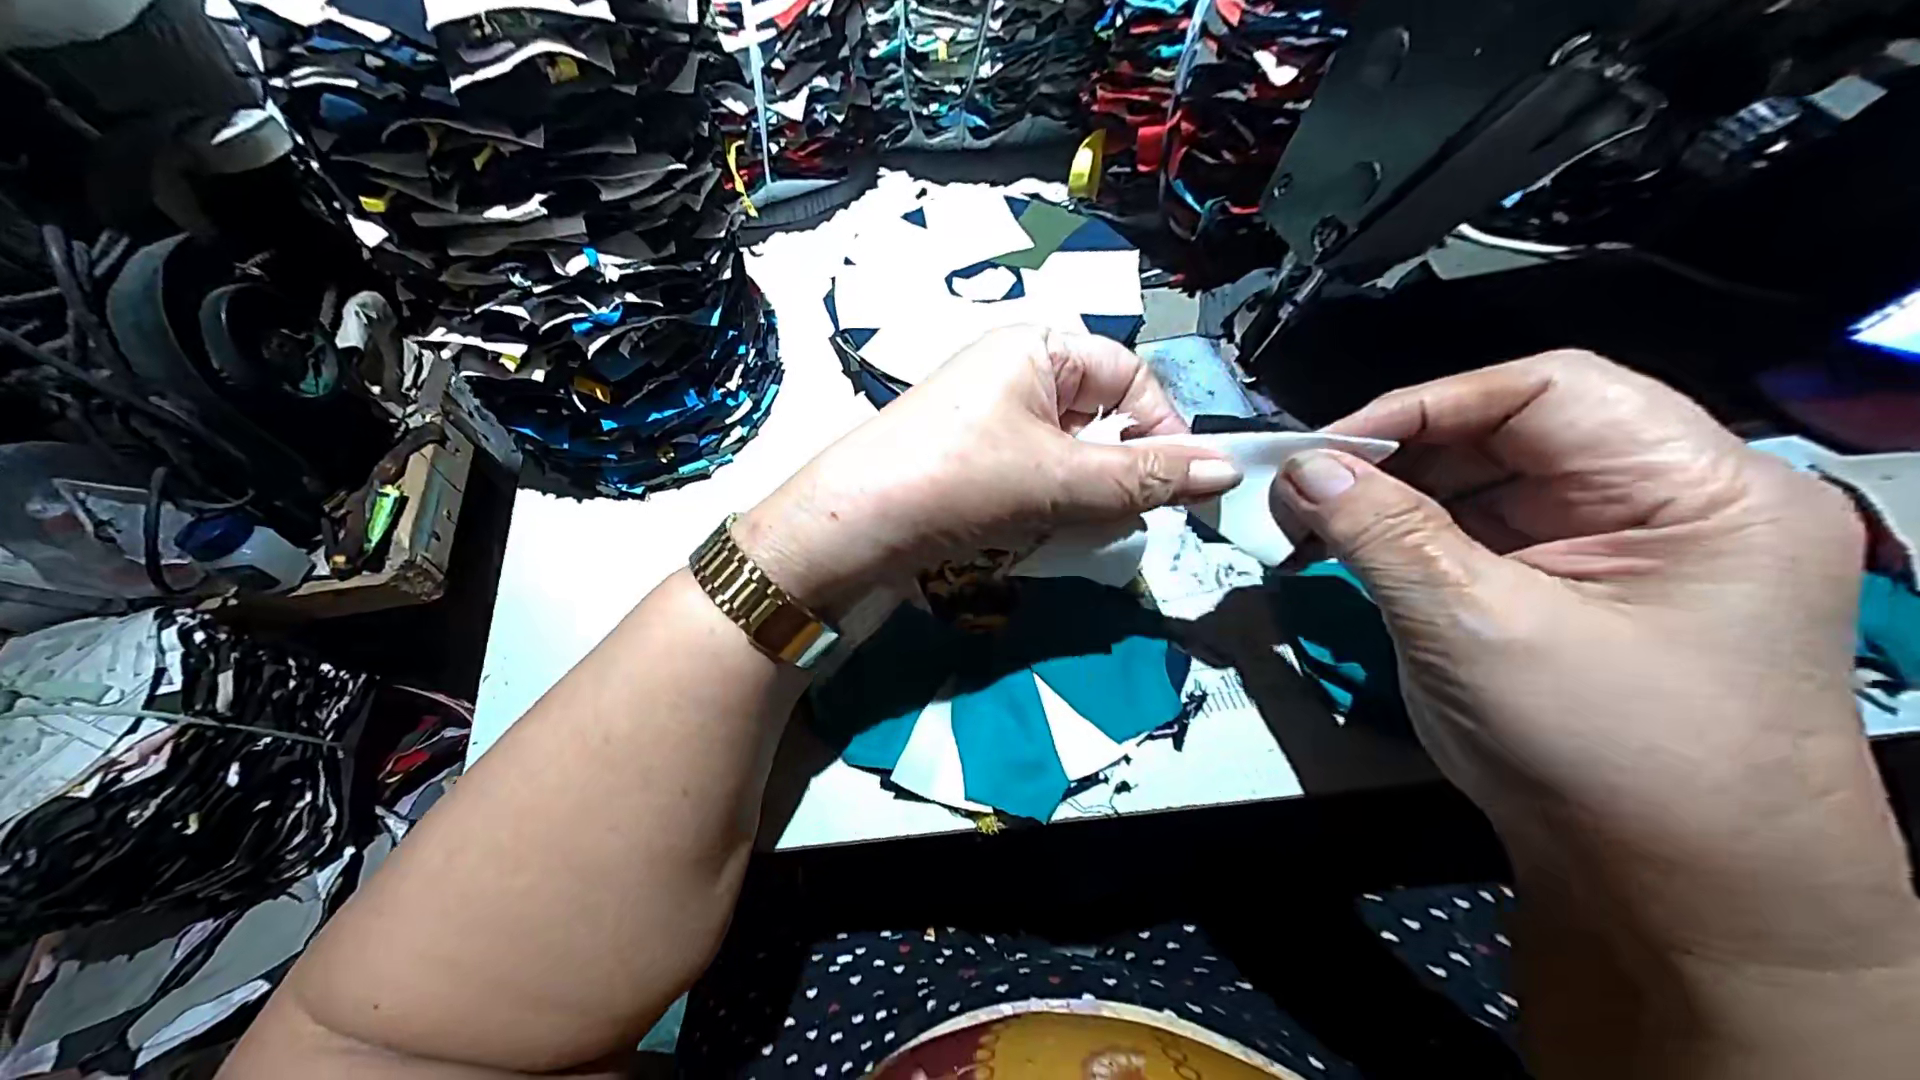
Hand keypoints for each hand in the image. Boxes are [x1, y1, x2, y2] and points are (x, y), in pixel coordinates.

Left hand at [739, 326, 1238, 616]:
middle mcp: (1014, 372)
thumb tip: (1228, 470)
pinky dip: (1050, 504)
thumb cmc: (962, 480)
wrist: (853, 525)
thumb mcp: (1062, 479)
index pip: (1130, 376)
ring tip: (1074, 526)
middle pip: (1101, 416)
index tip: (1177, 484)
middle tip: (1123, 515)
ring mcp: (990, 416)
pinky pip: (1035, 473)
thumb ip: (1146, 477)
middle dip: (1120, 469)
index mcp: (1038, 348)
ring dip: (1085, 493)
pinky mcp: (972, 458)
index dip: (1161, 427)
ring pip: (1070, 452)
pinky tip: (1040, 532)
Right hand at [1268, 350, 1916, 970]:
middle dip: (1394, 458)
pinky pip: (1473, 532)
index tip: (1325, 448)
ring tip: (1310, 524)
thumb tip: (1297, 468)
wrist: (1663, 891)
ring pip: (1480, 483)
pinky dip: (1403, 536)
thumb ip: (1381, 533)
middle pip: (1506, 434)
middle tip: (1301, 490)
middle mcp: (1662, 500)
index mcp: (1695, 488)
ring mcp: (1611, 545)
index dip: (1425, 405)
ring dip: (1389, 499)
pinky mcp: (1563, 585)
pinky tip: (1348, 551)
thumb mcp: (1473, 627)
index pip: (1548, 391)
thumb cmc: (1597, 753)